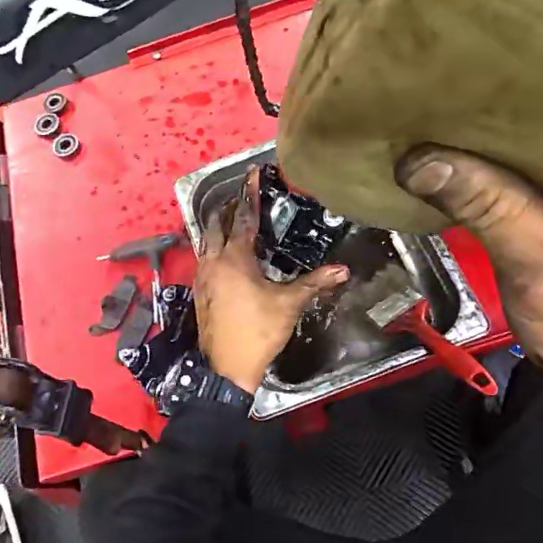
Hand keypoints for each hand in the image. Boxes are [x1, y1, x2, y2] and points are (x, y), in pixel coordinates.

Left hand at [194, 167, 349, 392]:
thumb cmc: (258, 331)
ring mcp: (202, 278)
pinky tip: (226, 257)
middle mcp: (213, 262)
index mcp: (234, 259)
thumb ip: (315, 283)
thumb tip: (342, 269)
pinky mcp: (199, 293)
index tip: (252, 174)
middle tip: (242, 196)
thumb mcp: (289, 304)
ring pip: (206, 242)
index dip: (250, 195)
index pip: (243, 218)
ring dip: (218, 227)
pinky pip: (204, 259)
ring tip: (233, 220)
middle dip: (228, 207)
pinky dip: (214, 248)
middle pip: (215, 224)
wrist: (226, 368)